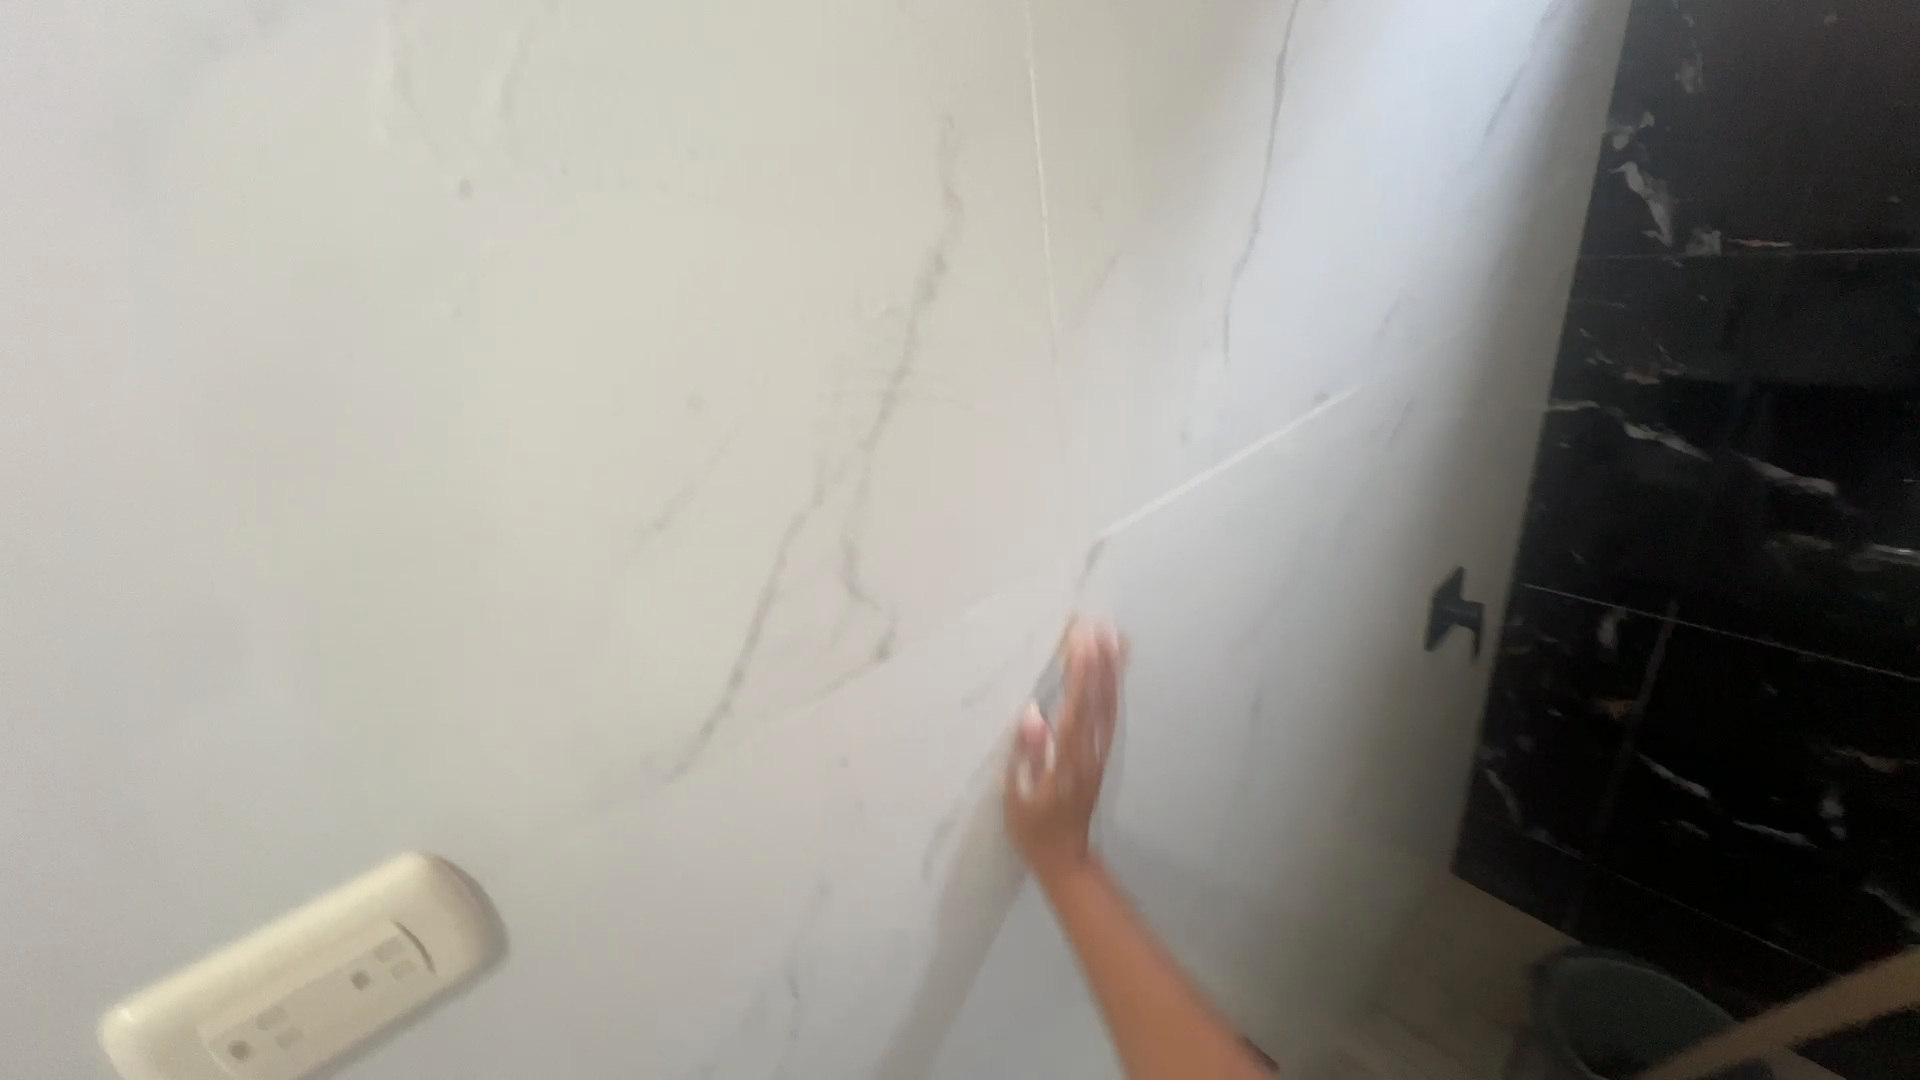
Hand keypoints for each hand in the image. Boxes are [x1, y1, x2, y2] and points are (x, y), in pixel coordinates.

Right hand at [1004, 619, 1126, 878]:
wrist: (1064, 857)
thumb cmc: (1032, 827)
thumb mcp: (1019, 796)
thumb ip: (1028, 754)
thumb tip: (1033, 713)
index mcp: (1066, 758)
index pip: (1076, 706)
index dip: (1080, 671)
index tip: (1081, 639)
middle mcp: (1088, 751)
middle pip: (1098, 700)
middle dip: (1099, 661)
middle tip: (1099, 625)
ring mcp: (1099, 754)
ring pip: (1110, 705)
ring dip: (1113, 670)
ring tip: (1116, 637)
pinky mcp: (1101, 756)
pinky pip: (1111, 716)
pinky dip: (1114, 689)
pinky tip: (1114, 672)